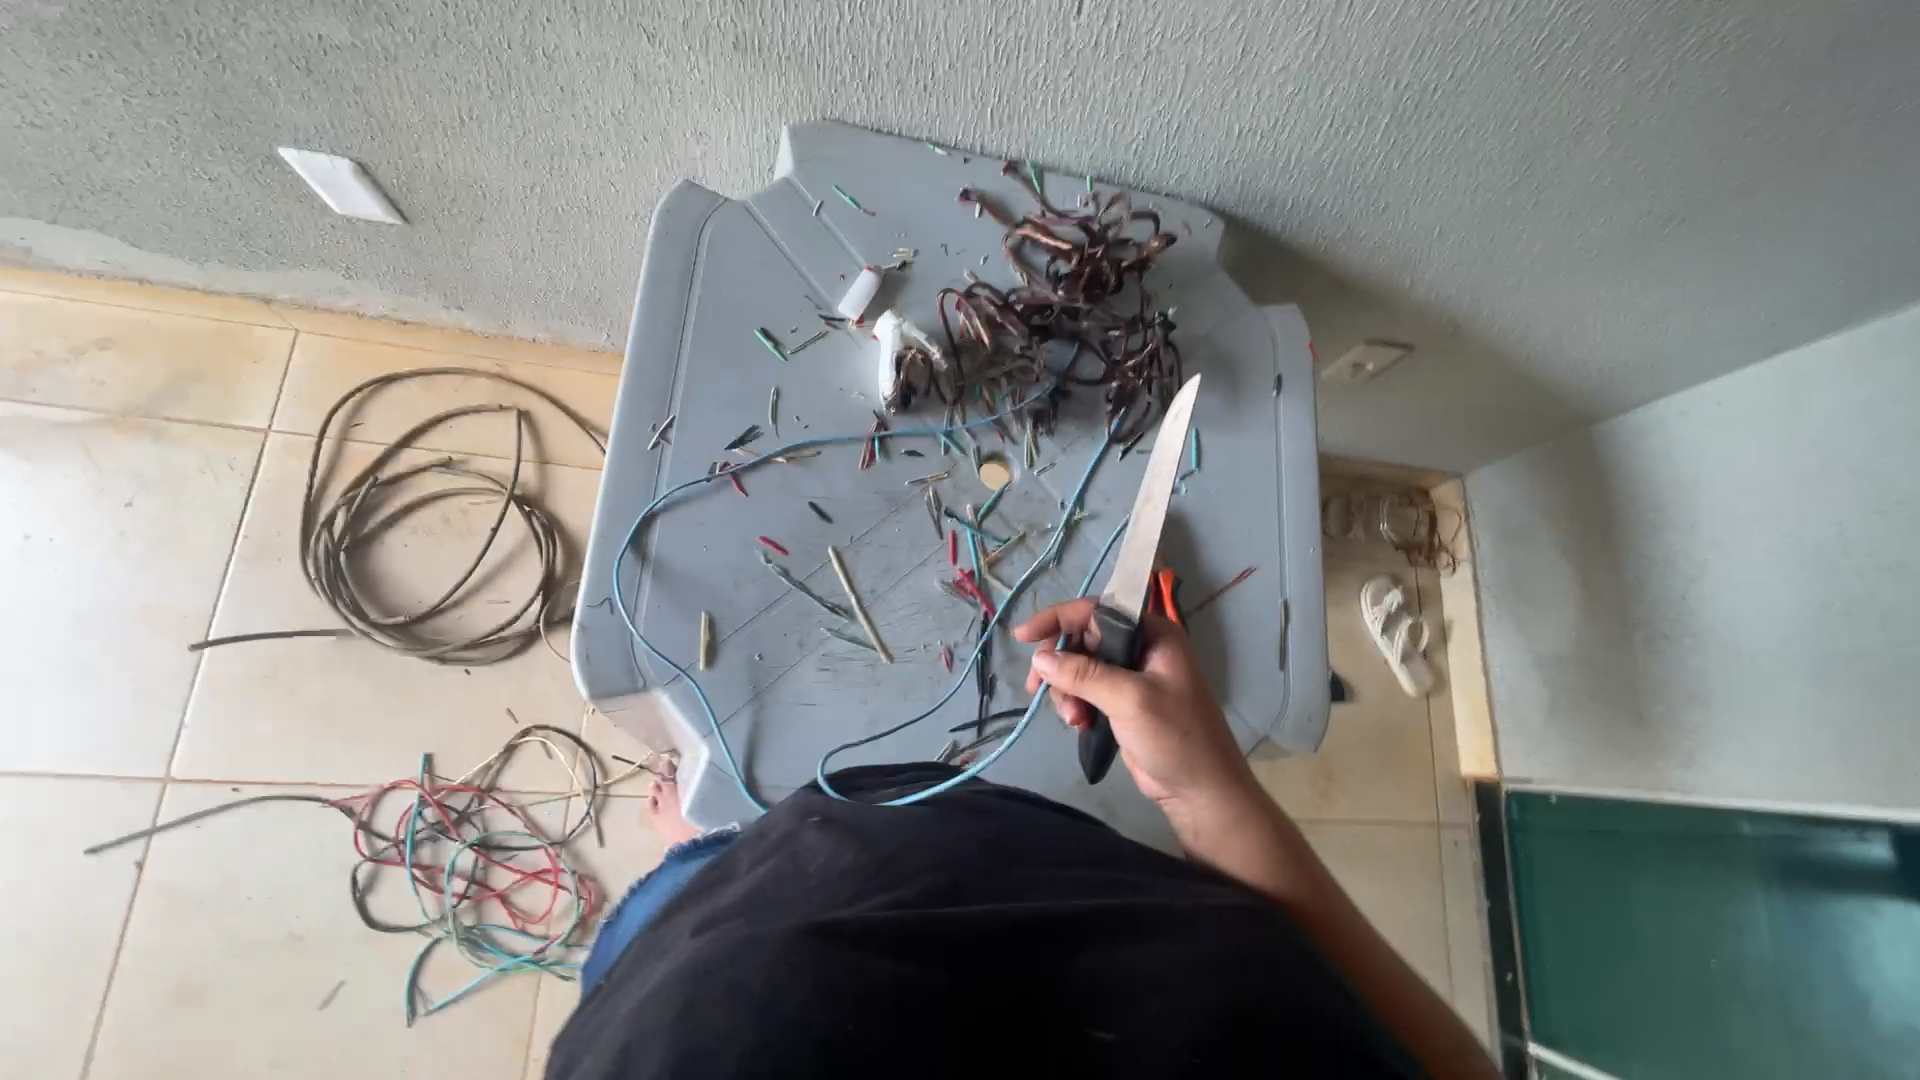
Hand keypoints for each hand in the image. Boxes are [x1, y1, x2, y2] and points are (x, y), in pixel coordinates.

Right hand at [1014, 598, 1256, 807]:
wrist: (1201, 791)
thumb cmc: (1175, 737)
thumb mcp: (1129, 699)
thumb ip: (1084, 674)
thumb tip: (1040, 659)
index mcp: (1152, 633)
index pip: (1095, 611)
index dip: (1057, 619)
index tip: (1023, 637)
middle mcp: (1141, 648)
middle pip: (1083, 639)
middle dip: (1061, 665)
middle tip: (1040, 689)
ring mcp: (1131, 676)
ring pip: (1079, 668)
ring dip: (1066, 691)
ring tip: (1073, 719)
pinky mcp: (1122, 703)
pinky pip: (1085, 691)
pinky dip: (1074, 704)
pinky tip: (1079, 725)